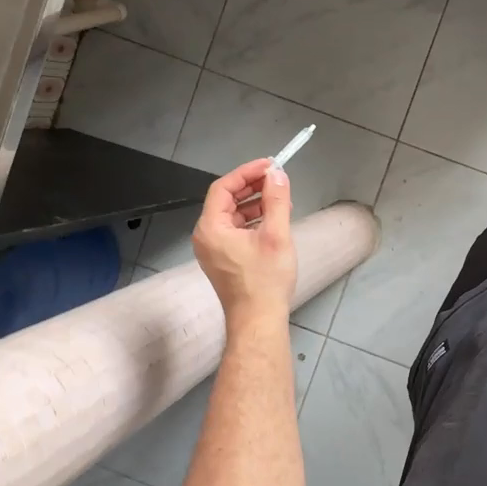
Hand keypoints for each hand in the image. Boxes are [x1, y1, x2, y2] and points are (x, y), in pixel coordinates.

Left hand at [191, 158, 297, 318]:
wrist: (258, 320)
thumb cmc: (266, 279)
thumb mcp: (276, 235)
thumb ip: (276, 201)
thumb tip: (277, 175)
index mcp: (211, 228)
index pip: (223, 187)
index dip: (246, 172)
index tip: (270, 165)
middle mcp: (206, 236)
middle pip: (225, 200)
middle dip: (252, 187)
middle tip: (277, 179)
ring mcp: (213, 249)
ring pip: (231, 215)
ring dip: (254, 203)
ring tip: (280, 200)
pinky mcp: (223, 259)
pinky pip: (234, 230)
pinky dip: (252, 220)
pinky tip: (273, 221)